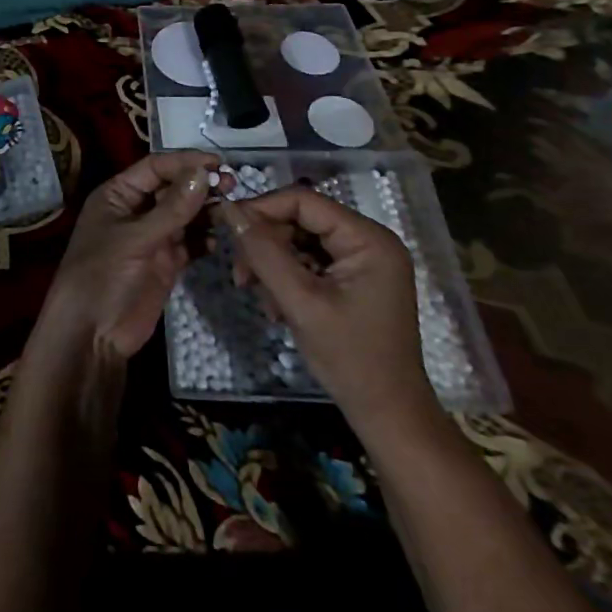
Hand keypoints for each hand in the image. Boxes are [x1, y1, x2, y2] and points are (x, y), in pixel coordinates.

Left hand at [45, 151, 225, 359]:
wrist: (93, 332)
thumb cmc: (103, 275)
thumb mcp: (136, 238)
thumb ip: (172, 208)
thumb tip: (203, 173)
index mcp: (117, 196)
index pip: (154, 168)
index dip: (184, 162)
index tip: (219, 163)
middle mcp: (135, 211)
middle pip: (173, 188)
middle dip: (200, 185)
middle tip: (233, 186)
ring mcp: (152, 237)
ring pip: (185, 214)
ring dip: (207, 211)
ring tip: (234, 210)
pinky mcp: (166, 261)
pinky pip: (191, 242)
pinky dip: (206, 238)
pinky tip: (223, 238)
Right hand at [215, 188, 436, 426]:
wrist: (385, 410)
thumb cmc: (349, 356)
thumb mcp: (299, 301)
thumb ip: (263, 252)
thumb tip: (227, 209)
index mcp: (368, 239)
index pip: (303, 200)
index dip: (260, 209)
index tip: (226, 230)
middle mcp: (368, 241)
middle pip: (298, 220)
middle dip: (264, 244)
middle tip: (240, 277)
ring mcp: (361, 261)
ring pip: (297, 241)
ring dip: (271, 264)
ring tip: (258, 297)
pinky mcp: (351, 279)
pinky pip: (306, 261)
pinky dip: (285, 278)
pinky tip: (276, 306)